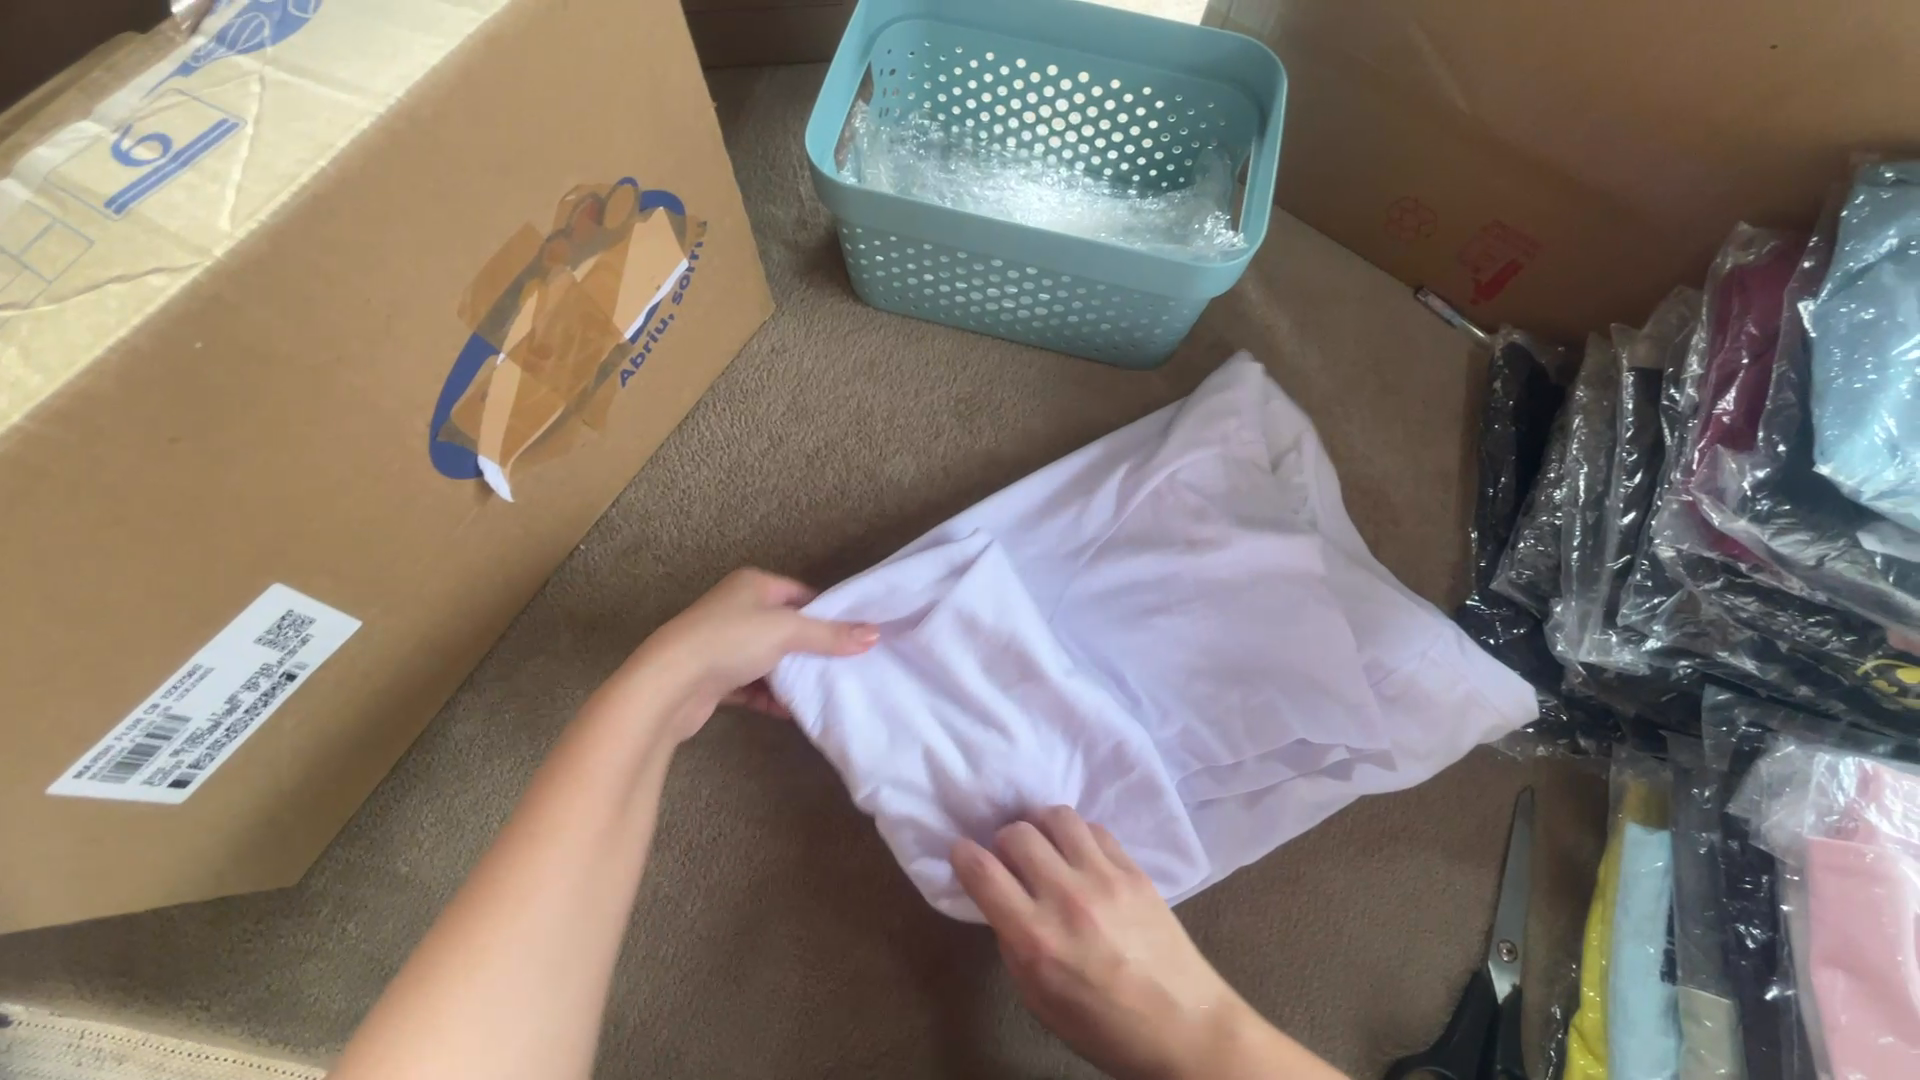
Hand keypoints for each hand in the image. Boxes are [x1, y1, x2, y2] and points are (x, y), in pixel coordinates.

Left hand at [595, 568, 876, 744]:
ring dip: (791, 676)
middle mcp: (737, 609)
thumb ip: (830, 635)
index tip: (855, 635)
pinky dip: (770, 697)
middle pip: (786, 627)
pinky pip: (753, 686)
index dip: (828, 613)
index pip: (801, 594)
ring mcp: (723, 644)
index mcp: (754, 585)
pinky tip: (791, 712)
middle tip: (846, 665)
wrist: (668, 684)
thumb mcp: (787, 631)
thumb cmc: (729, 641)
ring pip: (770, 659)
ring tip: (824, 690)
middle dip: (812, 648)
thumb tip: (874, 634)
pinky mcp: (715, 677)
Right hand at [955, 808, 1334, 1079]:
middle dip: (1001, 841)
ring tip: (1044, 846)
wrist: (1185, 1027)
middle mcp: (1066, 898)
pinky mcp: (1134, 869)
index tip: (961, 852)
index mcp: (1035, 939)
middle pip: (1015, 833)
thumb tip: (999, 899)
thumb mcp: (1039, 999)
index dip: (962, 854)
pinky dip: (1076, 835)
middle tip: (1007, 858)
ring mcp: (1104, 878)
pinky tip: (1079, 855)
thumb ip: (1013, 943)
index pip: (982, 871)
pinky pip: (1094, 828)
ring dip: (1039, 827)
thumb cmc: (1104, 1027)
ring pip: (1056, 817)